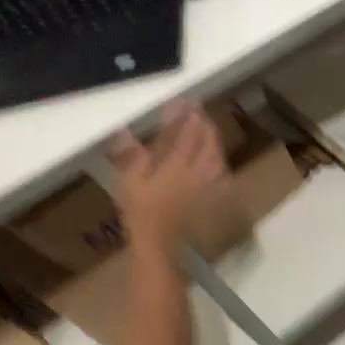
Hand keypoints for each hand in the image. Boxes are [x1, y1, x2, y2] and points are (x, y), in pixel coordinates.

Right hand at [110, 102, 227, 247]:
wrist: (162, 241)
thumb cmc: (142, 212)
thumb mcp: (130, 182)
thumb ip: (132, 156)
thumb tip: (124, 132)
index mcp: (178, 165)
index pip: (186, 134)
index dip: (186, 117)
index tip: (185, 102)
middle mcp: (199, 171)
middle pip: (208, 141)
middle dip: (204, 124)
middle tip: (198, 111)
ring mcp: (209, 183)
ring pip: (217, 154)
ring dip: (212, 138)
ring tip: (206, 128)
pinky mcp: (213, 194)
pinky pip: (219, 169)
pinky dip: (216, 156)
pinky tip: (213, 156)